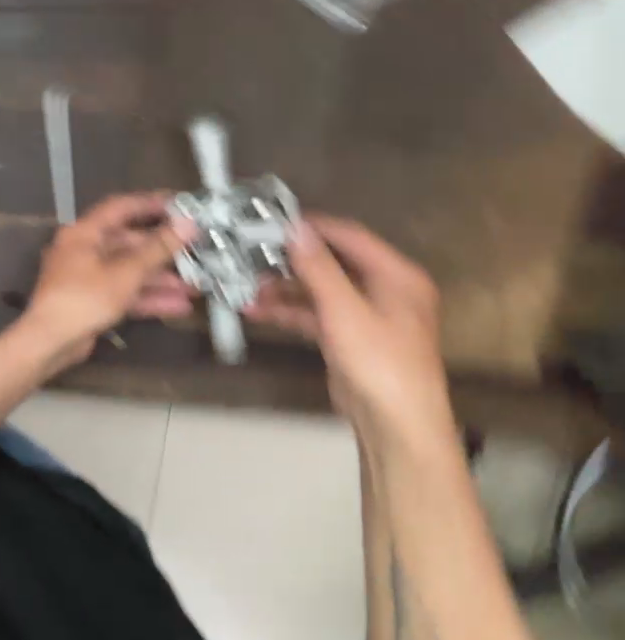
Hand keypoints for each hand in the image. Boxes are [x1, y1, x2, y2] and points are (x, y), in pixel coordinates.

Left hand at [22, 192, 193, 363]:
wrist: (50, 340)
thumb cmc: (85, 298)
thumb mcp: (126, 272)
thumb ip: (158, 248)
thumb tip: (187, 224)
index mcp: (82, 234)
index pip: (119, 208)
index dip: (150, 203)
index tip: (183, 204)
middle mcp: (81, 251)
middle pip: (127, 242)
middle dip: (163, 251)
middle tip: (198, 252)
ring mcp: (85, 277)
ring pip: (128, 270)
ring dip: (160, 279)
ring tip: (196, 285)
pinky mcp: (90, 300)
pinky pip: (123, 292)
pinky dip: (147, 298)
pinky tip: (178, 306)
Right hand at [244, 215, 449, 432]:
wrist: (394, 418)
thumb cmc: (379, 360)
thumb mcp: (344, 310)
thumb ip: (318, 268)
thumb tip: (295, 229)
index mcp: (396, 276)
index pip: (350, 237)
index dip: (311, 228)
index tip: (269, 221)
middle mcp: (383, 289)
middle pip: (329, 263)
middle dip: (288, 261)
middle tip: (247, 257)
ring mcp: (363, 313)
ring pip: (316, 289)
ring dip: (281, 288)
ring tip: (243, 288)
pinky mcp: (346, 334)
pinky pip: (312, 313)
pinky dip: (286, 310)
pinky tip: (255, 311)